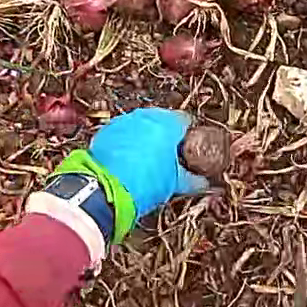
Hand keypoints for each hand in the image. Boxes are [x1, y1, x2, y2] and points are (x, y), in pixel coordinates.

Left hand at [87, 107, 207, 219]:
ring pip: (143, 125)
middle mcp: (147, 116)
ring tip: (148, 162)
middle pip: (165, 121)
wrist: (102, 190)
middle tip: (170, 159)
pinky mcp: (107, 130)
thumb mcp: (175, 183)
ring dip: (148, 139)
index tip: (189, 152)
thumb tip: (204, 183)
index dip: (190, 137)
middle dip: (168, 138)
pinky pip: (124, 132)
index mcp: (168, 123)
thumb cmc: (142, 183)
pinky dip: (129, 143)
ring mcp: (125, 121)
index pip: (187, 121)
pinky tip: (130, 162)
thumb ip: (194, 180)